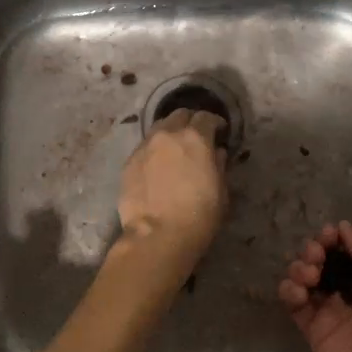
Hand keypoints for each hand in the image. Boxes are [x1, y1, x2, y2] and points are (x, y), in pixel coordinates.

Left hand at [116, 109, 227, 265]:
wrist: (157, 236)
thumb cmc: (198, 216)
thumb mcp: (221, 191)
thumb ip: (219, 164)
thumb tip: (216, 152)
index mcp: (195, 138)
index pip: (206, 117)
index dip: (215, 122)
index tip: (220, 131)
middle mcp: (168, 134)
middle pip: (179, 115)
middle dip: (190, 121)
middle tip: (196, 136)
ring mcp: (145, 146)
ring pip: (159, 128)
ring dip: (170, 133)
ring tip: (174, 148)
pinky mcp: (129, 161)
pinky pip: (145, 147)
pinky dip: (154, 150)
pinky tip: (157, 166)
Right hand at [278, 221, 351, 351]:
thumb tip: (343, 227)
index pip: (347, 251)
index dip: (334, 239)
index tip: (327, 235)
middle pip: (323, 262)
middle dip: (314, 251)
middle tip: (316, 255)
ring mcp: (332, 314)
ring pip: (306, 280)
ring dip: (301, 268)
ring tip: (308, 275)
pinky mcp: (315, 334)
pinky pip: (295, 306)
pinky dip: (290, 292)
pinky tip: (298, 291)